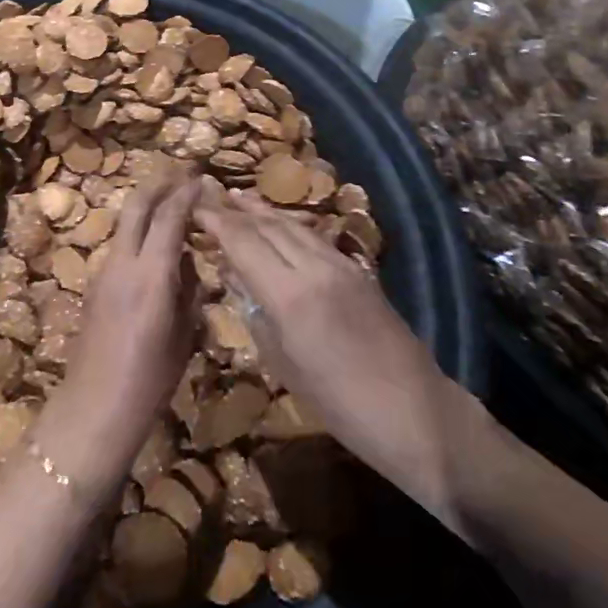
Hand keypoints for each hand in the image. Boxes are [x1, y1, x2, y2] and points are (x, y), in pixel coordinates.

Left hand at [37, 178, 200, 497]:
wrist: (96, 403)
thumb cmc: (151, 378)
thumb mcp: (184, 335)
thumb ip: (188, 292)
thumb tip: (187, 265)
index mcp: (151, 274)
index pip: (169, 217)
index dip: (186, 194)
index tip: (201, 179)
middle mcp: (122, 262)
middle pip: (136, 207)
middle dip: (158, 185)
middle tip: (180, 177)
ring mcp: (103, 271)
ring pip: (125, 226)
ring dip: (147, 212)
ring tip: (173, 213)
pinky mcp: (94, 284)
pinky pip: (120, 249)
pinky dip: (138, 239)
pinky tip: (155, 256)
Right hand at [194, 192, 463, 499]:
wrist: (415, 414)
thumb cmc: (337, 402)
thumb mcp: (282, 361)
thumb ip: (253, 311)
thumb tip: (232, 275)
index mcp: (289, 294)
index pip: (242, 241)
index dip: (215, 221)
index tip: (193, 207)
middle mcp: (314, 268)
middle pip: (267, 226)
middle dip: (235, 208)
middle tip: (209, 193)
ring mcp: (340, 266)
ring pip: (292, 226)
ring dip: (262, 210)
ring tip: (238, 197)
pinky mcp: (358, 272)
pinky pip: (313, 238)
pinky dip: (288, 226)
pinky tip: (278, 224)